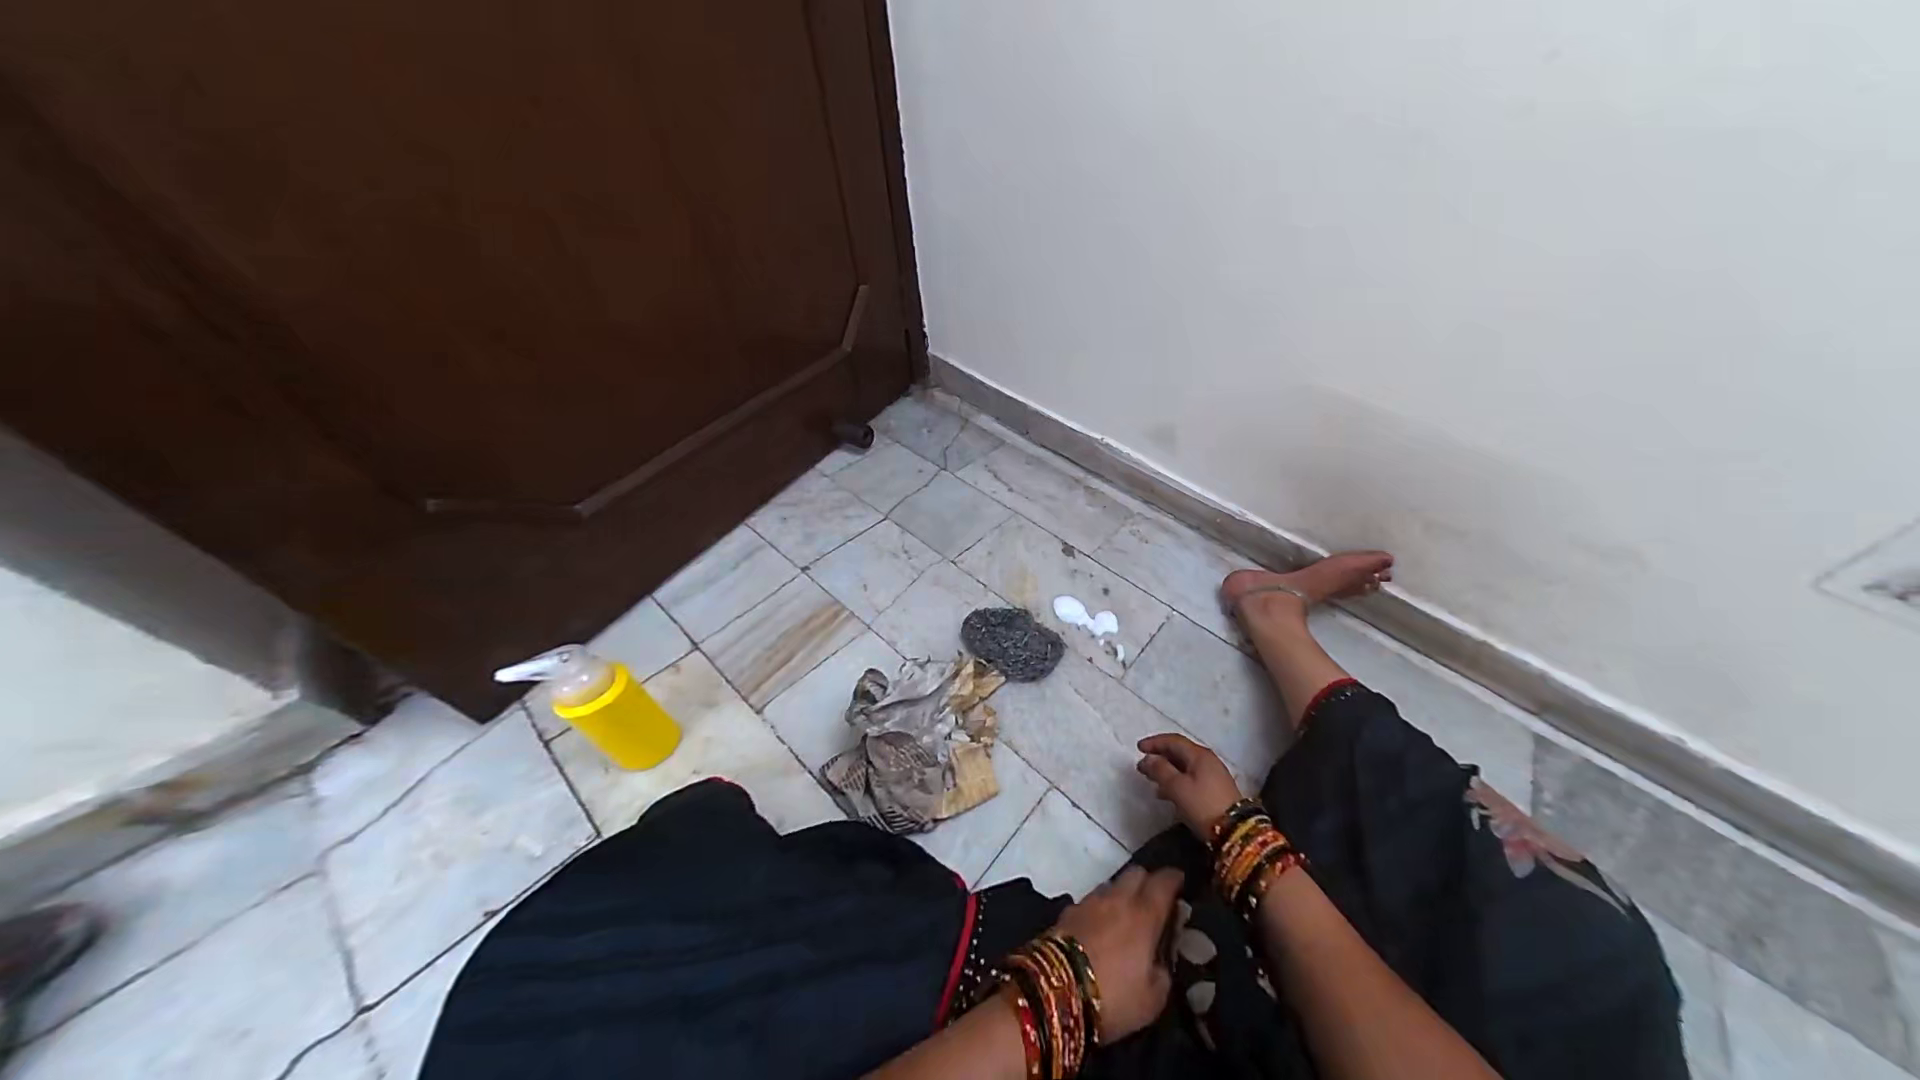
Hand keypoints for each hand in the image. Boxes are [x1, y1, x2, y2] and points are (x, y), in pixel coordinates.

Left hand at [1051, 865, 1183, 1040]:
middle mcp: (1117, 898)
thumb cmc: (1114, 996)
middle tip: (1155, 902)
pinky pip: (1092, 900)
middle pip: (1136, 872)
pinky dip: (1102, 907)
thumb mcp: (1154, 997)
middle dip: (1148, 881)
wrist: (1056, 991)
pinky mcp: (1068, 910)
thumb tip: (1161, 955)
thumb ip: (1164, 969)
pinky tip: (1102, 927)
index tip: (1181, 882)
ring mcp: (1090, 901)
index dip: (1175, 878)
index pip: (1163, 881)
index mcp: (1144, 914)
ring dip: (1123, 894)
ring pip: (1112, 884)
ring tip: (1127, 916)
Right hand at [1136, 733, 1243, 839]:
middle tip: (1143, 765)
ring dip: (1167, 771)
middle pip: (1180, 752)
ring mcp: (1214, 776)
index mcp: (1199, 755)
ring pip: (1185, 767)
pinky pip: (1191, 778)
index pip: (1173, 741)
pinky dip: (1177, 781)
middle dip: (1160, 757)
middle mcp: (1208, 761)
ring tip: (1153, 782)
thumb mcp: (1177, 787)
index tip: (1138, 748)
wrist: (1235, 831)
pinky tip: (1168, 794)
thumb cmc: (1202, 805)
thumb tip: (1148, 758)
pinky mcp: (1216, 791)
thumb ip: (1160, 769)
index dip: (1155, 742)